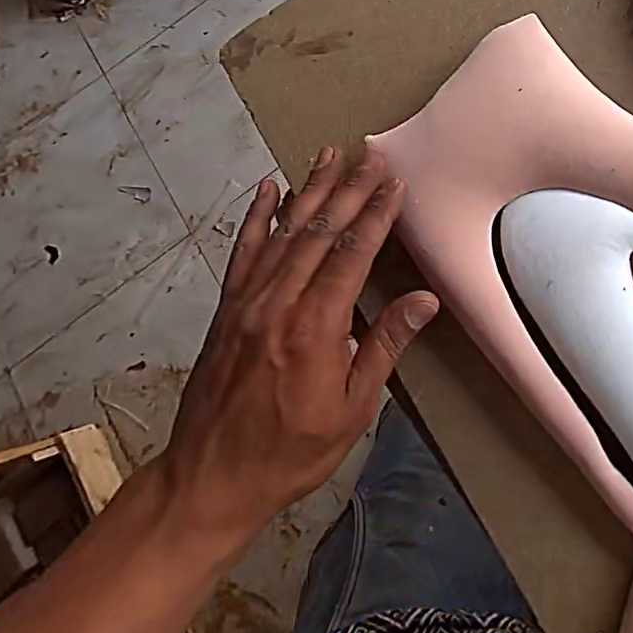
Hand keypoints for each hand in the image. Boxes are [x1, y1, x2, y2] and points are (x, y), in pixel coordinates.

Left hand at [157, 146, 439, 539]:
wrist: (210, 478)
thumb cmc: (288, 452)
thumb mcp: (352, 409)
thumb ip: (385, 346)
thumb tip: (421, 302)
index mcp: (314, 328)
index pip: (353, 254)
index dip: (377, 215)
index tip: (394, 185)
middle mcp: (277, 304)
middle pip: (320, 232)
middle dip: (349, 189)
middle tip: (371, 157)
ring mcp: (247, 302)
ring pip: (284, 231)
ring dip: (309, 190)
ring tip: (328, 155)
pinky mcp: (228, 308)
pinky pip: (243, 250)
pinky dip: (257, 216)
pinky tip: (268, 188)